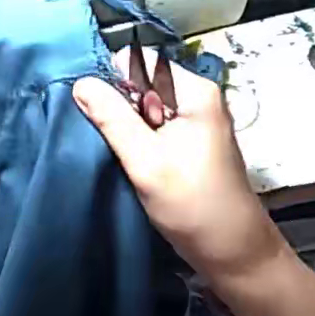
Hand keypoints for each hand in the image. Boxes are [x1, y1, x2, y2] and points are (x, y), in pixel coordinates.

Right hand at [73, 47, 288, 286]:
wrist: (235, 255)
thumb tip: (80, 83)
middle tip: (110, 138)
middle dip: (119, 103)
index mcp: (194, 91)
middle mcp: (198, 96)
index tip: (97, 111)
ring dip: (128, 123)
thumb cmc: (193, 206)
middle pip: (143, 81)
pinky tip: (132, 158)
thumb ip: (111, 118)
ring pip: (146, 104)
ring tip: (121, 151)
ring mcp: (196, 118)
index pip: (141, 60)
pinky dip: (139, 136)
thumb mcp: (145, 160)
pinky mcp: (191, 139)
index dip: (114, 79)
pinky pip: (155, 123)